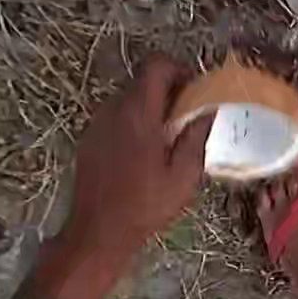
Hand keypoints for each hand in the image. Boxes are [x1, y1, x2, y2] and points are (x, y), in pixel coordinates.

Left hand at [62, 57, 213, 259]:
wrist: (98, 231)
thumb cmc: (145, 204)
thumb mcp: (183, 175)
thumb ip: (196, 137)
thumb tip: (208, 112)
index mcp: (138, 114)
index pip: (155, 66)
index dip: (178, 69)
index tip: (194, 90)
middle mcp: (113, 111)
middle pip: (142, 81)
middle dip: (168, 90)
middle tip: (187, 116)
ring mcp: (97, 124)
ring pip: (128, 98)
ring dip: (151, 107)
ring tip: (168, 136)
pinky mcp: (89, 139)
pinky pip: (116, 117)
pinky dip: (134, 121)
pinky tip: (144, 152)